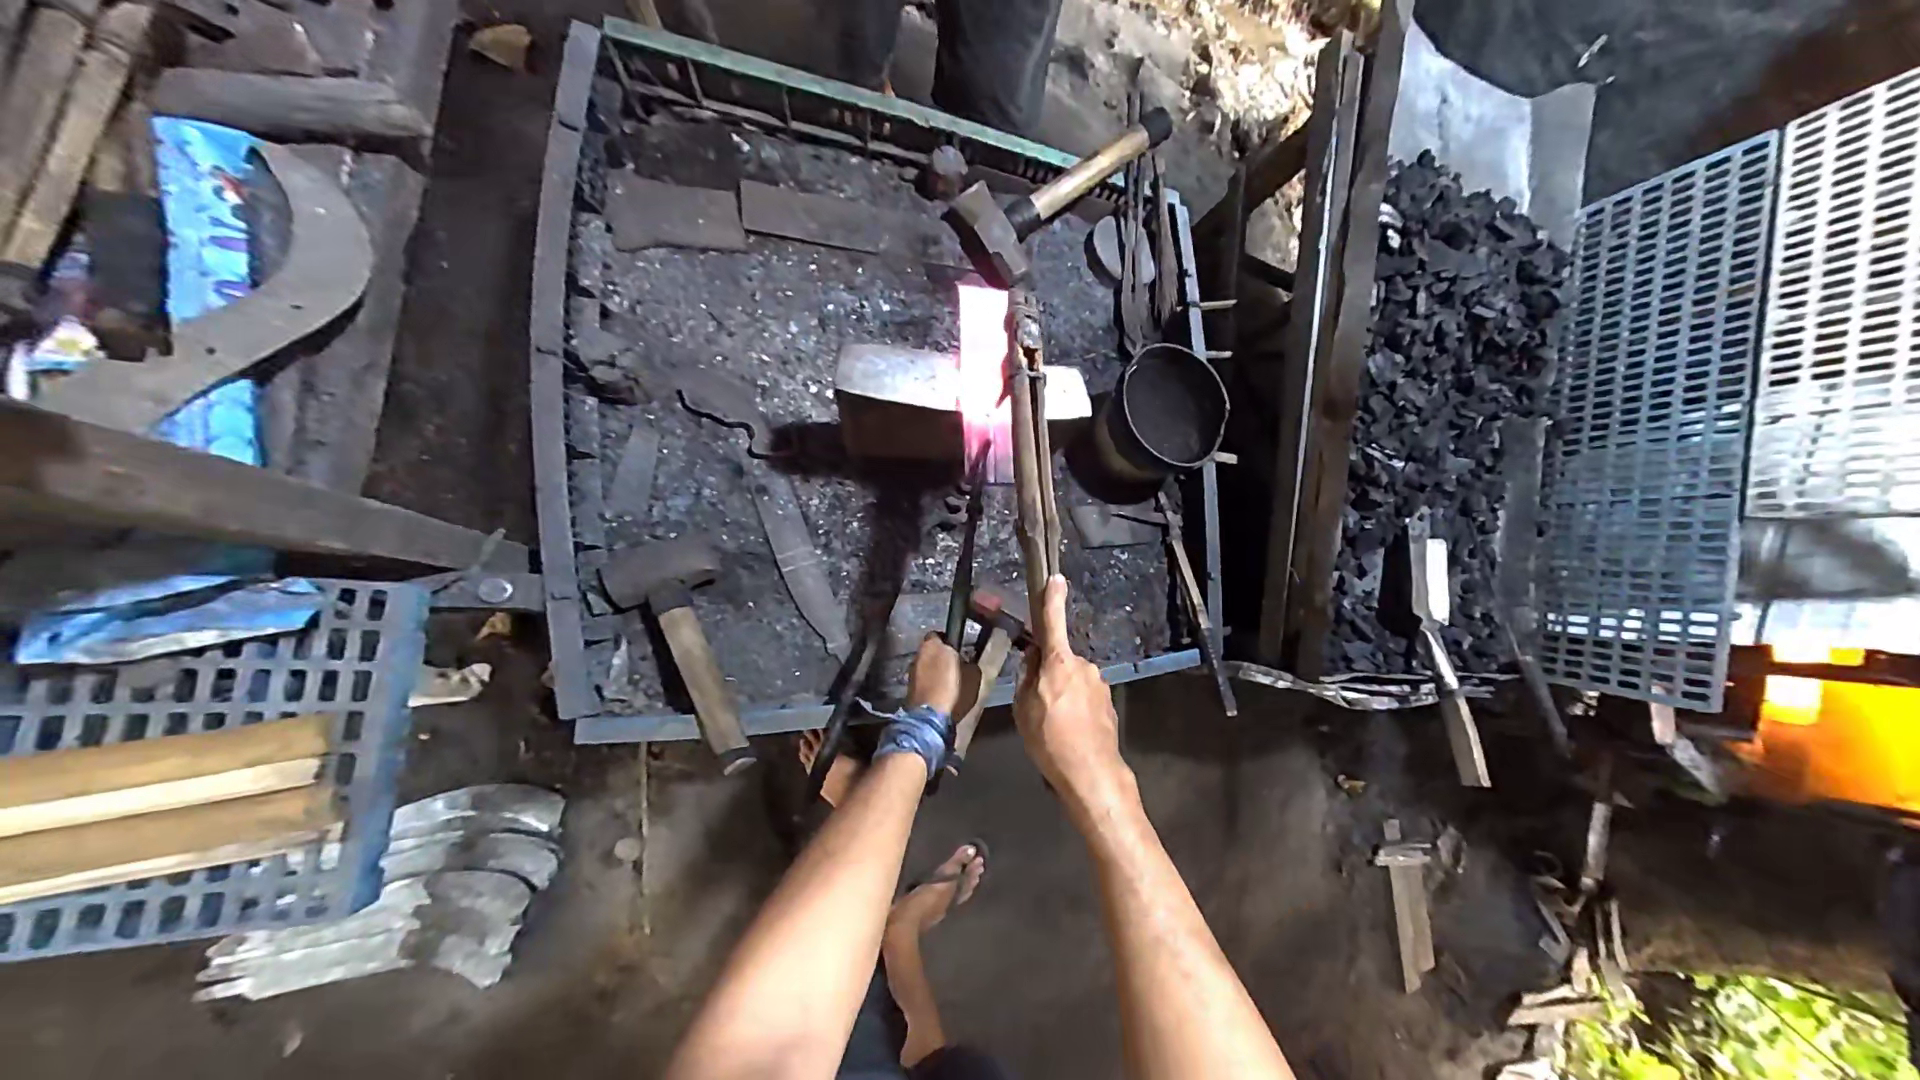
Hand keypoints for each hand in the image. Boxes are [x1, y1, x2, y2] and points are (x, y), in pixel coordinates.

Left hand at [906, 633, 961, 714]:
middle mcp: (918, 653)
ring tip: (948, 682)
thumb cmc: (954, 689)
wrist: (930, 717)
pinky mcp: (909, 688)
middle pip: (931, 651)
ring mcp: (911, 671)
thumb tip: (966, 660)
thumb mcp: (973, 673)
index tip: (958, 650)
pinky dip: (929, 684)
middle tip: (955, 666)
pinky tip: (939, 693)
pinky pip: (922, 680)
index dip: (949, 641)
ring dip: (934, 671)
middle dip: (940, 656)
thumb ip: (969, 661)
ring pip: (925, 666)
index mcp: (931, 643)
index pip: (939, 634)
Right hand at [1014, 576, 1134, 821]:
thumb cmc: (1050, 739)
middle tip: (1036, 704)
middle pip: (1059, 660)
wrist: (1092, 773)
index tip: (1056, 578)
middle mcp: (1083, 667)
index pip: (1053, 623)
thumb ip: (1026, 677)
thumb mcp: (1023, 708)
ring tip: (1053, 725)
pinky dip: (1075, 708)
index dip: (1053, 599)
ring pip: (1072, 680)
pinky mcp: (1108, 703)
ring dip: (1062, 694)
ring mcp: (1099, 685)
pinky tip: (1069, 732)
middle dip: (1047, 673)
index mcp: (1059, 663)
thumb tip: (1033, 659)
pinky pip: (1084, 697)